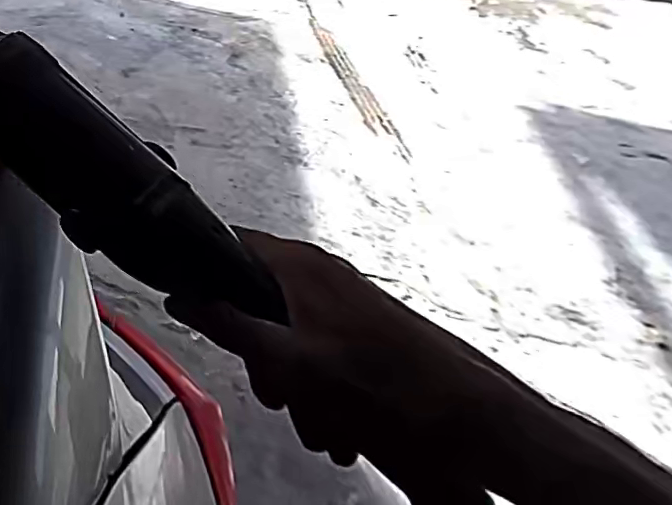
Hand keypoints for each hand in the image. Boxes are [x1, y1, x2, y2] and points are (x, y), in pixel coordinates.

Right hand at [167, 230, 528, 503]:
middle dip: (255, 344)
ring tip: (309, 412)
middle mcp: (322, 270)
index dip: (203, 271)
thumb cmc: (395, 388)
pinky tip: (335, 416)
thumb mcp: (287, 359)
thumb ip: (225, 324)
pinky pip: (322, 340)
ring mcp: (350, 297)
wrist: (490, 430)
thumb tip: (181, 299)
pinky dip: (319, 375)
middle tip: (266, 379)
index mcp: (297, 262)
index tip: (200, 304)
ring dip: (289, 370)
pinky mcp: (373, 325)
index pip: (225, 242)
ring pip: (289, 323)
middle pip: (255, 292)